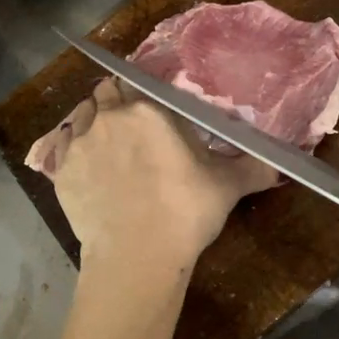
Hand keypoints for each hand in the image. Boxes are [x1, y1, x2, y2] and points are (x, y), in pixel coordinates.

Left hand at [50, 78, 279, 273]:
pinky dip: (70, 149)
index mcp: (148, 111)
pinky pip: (61, 146)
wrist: (136, 254)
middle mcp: (109, 117)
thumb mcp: (226, 187)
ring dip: (92, 121)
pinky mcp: (61, 170)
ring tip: (105, 144)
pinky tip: (84, 165)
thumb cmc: (184, 213)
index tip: (148, 108)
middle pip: (105, 93)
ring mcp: (80, 143)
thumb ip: (251, 168)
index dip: (141, 94)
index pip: (136, 84)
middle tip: (129, 126)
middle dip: (115, 102)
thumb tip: (278, 166)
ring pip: (81, 115)